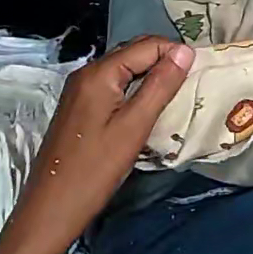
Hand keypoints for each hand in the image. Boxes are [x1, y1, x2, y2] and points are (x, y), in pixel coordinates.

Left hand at [7, 36, 193, 253]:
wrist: (51, 208)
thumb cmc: (95, 170)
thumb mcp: (134, 127)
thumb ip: (159, 86)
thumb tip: (185, 51)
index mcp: (99, 73)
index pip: (146, 45)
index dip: (175, 53)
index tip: (201, 70)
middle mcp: (86, 74)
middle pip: (132, 53)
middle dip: (164, 61)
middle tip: (193, 80)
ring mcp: (80, 91)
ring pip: (123, 70)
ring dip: (150, 75)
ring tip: (178, 92)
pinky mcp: (79, 108)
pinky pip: (113, 87)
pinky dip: (134, 90)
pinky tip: (150, 107)